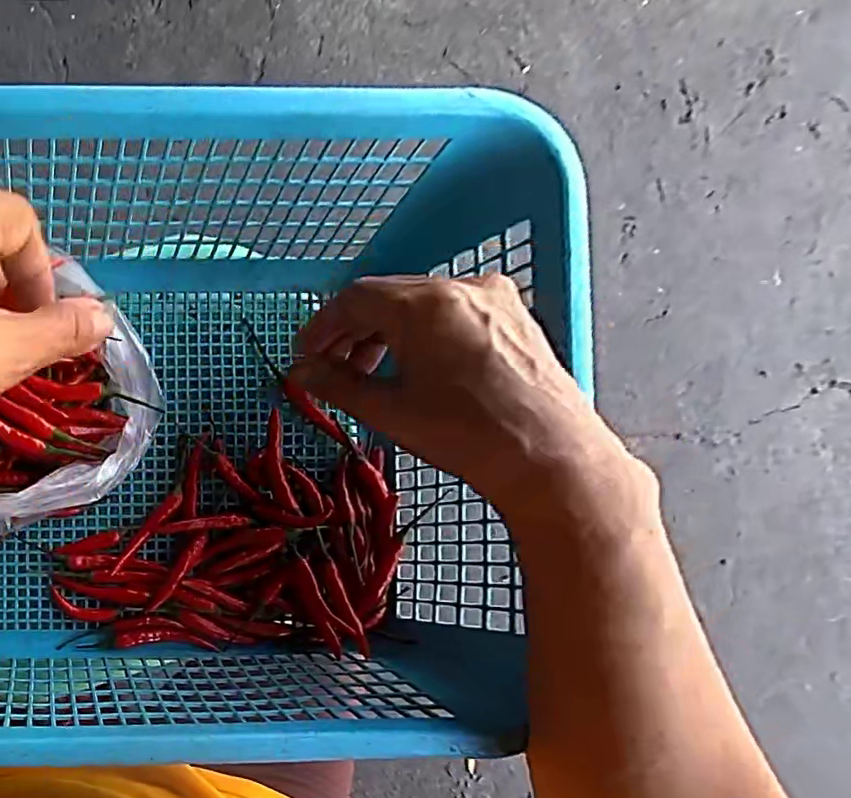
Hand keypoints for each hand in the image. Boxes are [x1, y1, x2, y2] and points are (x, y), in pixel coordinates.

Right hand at [291, 274, 652, 528]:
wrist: (549, 456)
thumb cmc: (466, 436)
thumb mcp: (391, 412)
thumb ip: (339, 386)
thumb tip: (301, 373)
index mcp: (424, 305)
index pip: (355, 298)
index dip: (322, 326)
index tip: (305, 354)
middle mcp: (461, 287)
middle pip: (389, 296)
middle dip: (353, 331)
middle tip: (332, 367)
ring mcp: (494, 298)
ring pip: (422, 304)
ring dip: (388, 333)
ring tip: (372, 372)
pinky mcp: (515, 316)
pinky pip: (453, 313)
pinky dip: (423, 334)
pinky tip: (417, 367)